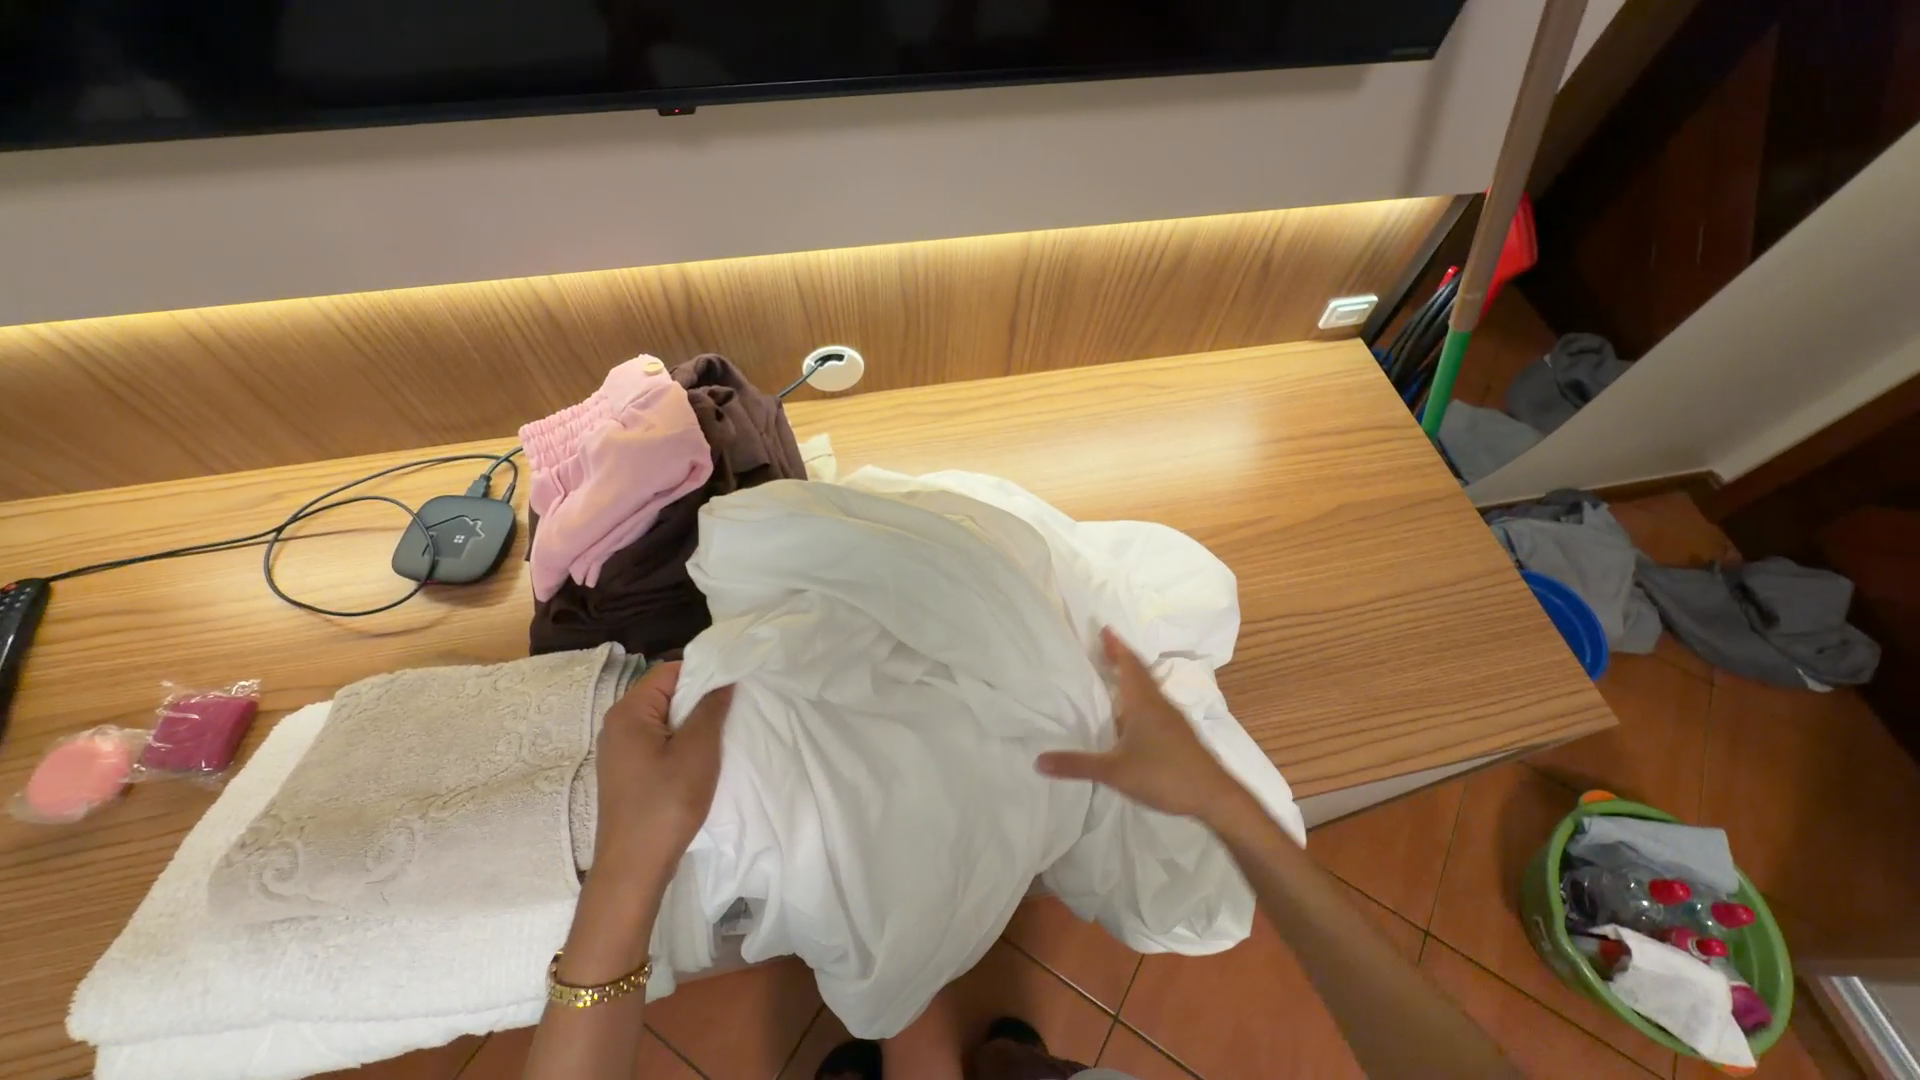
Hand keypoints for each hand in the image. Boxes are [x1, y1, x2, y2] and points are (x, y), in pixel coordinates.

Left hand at [592, 661, 733, 878]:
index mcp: (628, 712)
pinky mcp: (626, 772)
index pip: (670, 671)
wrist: (634, 867)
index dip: (704, 674)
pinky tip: (700, 762)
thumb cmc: (666, 803)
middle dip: (700, 700)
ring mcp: (619, 751)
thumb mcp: (698, 750)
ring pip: (664, 720)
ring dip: (692, 725)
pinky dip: (680, 744)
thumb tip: (723, 679)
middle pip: (665, 694)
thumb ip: (711, 708)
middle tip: (731, 714)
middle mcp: (617, 725)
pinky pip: (657, 743)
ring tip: (719, 738)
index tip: (734, 688)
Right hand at [1035, 627, 1254, 826]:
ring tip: (1115, 675)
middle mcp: (1159, 704)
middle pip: (1139, 673)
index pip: (1129, 665)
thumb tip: (1038, 761)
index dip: (1116, 647)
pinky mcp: (1180, 735)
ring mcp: (1173, 720)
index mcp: (1143, 703)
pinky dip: (1140, 697)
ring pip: (1149, 689)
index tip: (1105, 629)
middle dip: (1121, 658)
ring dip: (1132, 677)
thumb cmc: (1164, 775)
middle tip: (1104, 646)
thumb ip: (1077, 765)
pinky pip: (1155, 704)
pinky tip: (1133, 715)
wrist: (1215, 796)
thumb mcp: (1115, 772)